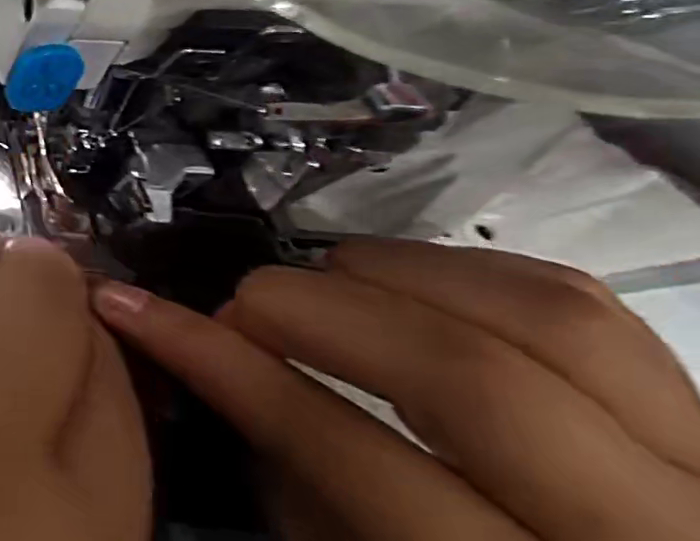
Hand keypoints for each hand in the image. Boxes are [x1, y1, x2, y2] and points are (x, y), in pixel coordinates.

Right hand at [93, 237, 699, 539]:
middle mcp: (659, 537)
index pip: (348, 450)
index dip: (224, 364)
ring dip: (387, 274)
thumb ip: (305, 491)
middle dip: (305, 310)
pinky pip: (584, 303)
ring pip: (539, 313)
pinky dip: (465, 272)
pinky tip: (406, 289)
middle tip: (240, 309)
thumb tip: (224, 373)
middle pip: (458, 372)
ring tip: (322, 287)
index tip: (138, 309)